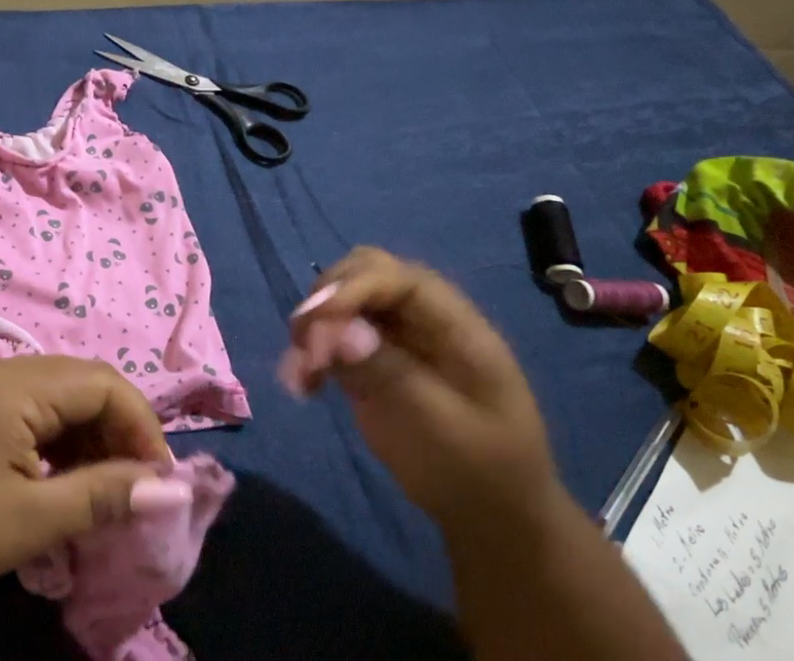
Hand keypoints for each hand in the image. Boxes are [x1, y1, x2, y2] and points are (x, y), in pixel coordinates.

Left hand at [0, 355, 181, 600]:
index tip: (159, 480)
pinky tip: (63, 479)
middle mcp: (4, 373)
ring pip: (62, 396)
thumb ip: (105, 495)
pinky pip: (35, 409)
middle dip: (120, 429)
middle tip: (135, 485)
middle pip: (85, 383)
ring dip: (92, 436)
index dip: (141, 427)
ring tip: (104, 488)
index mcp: (19, 386)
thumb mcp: (34, 518)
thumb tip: (173, 489)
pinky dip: (62, 439)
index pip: (104, 383)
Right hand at [280, 247, 562, 530]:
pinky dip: (310, 353)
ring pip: (342, 302)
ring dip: (313, 326)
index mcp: (458, 329)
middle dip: (328, 298)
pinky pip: (333, 338)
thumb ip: (391, 374)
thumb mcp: (442, 428)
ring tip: (300, 372)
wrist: (492, 519)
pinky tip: (302, 386)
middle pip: (367, 274)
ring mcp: (397, 341)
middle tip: (305, 341)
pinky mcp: (372, 364)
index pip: (402, 279)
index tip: (316, 321)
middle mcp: (424, 323)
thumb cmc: (480, 473)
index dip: (354, 287)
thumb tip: (340, 329)